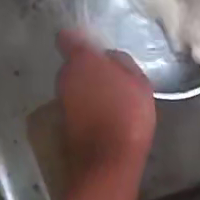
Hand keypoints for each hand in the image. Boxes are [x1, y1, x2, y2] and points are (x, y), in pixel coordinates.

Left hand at [56, 30, 154, 180]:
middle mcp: (64, 79)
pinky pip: (76, 108)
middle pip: (72, 66)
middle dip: (87, 68)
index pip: (68, 38)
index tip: (92, 46)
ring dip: (87, 90)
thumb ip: (121, 63)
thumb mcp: (138, 82)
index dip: (78, 40)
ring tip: (111, 100)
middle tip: (111, 78)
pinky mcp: (63, 125)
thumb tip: (110, 58)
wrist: (108, 162)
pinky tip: (105, 118)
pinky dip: (86, 109)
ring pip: (74, 87)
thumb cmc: (127, 116)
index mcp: (81, 62)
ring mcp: (60, 103)